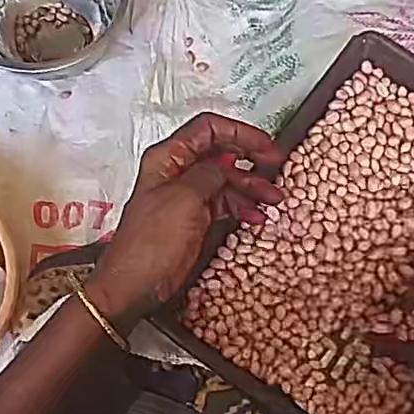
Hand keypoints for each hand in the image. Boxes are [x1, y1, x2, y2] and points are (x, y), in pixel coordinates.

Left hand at [86, 113, 286, 325]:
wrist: (136, 284)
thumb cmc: (150, 242)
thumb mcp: (184, 199)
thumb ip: (209, 174)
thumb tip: (228, 164)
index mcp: (168, 158)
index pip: (208, 129)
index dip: (240, 133)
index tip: (266, 146)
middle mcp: (179, 173)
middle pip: (222, 154)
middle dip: (251, 160)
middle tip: (277, 168)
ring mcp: (189, 197)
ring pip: (227, 181)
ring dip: (252, 189)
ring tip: (274, 200)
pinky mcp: (196, 220)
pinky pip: (225, 205)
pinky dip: (243, 209)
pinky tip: (257, 217)